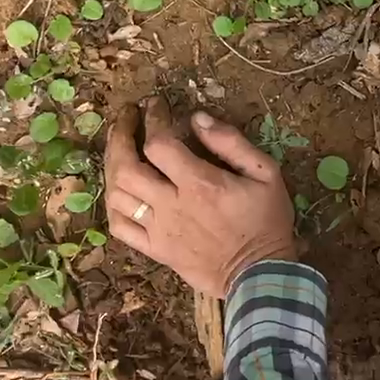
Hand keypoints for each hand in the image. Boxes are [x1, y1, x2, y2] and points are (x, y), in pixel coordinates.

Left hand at [103, 98, 297, 297]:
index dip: (153, 118)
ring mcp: (159, 231)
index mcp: (199, 184)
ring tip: (120, 146)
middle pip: (126, 167)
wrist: (260, 275)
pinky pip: (120, 227)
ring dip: (112, 166)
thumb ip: (232, 142)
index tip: (156, 104)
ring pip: (117, 196)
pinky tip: (120, 187)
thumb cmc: (266, 220)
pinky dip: (113, 203)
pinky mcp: (155, 251)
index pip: (160, 143)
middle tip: (126, 116)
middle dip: (120, 135)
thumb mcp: (265, 172)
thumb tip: (199, 118)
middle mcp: (171, 205)